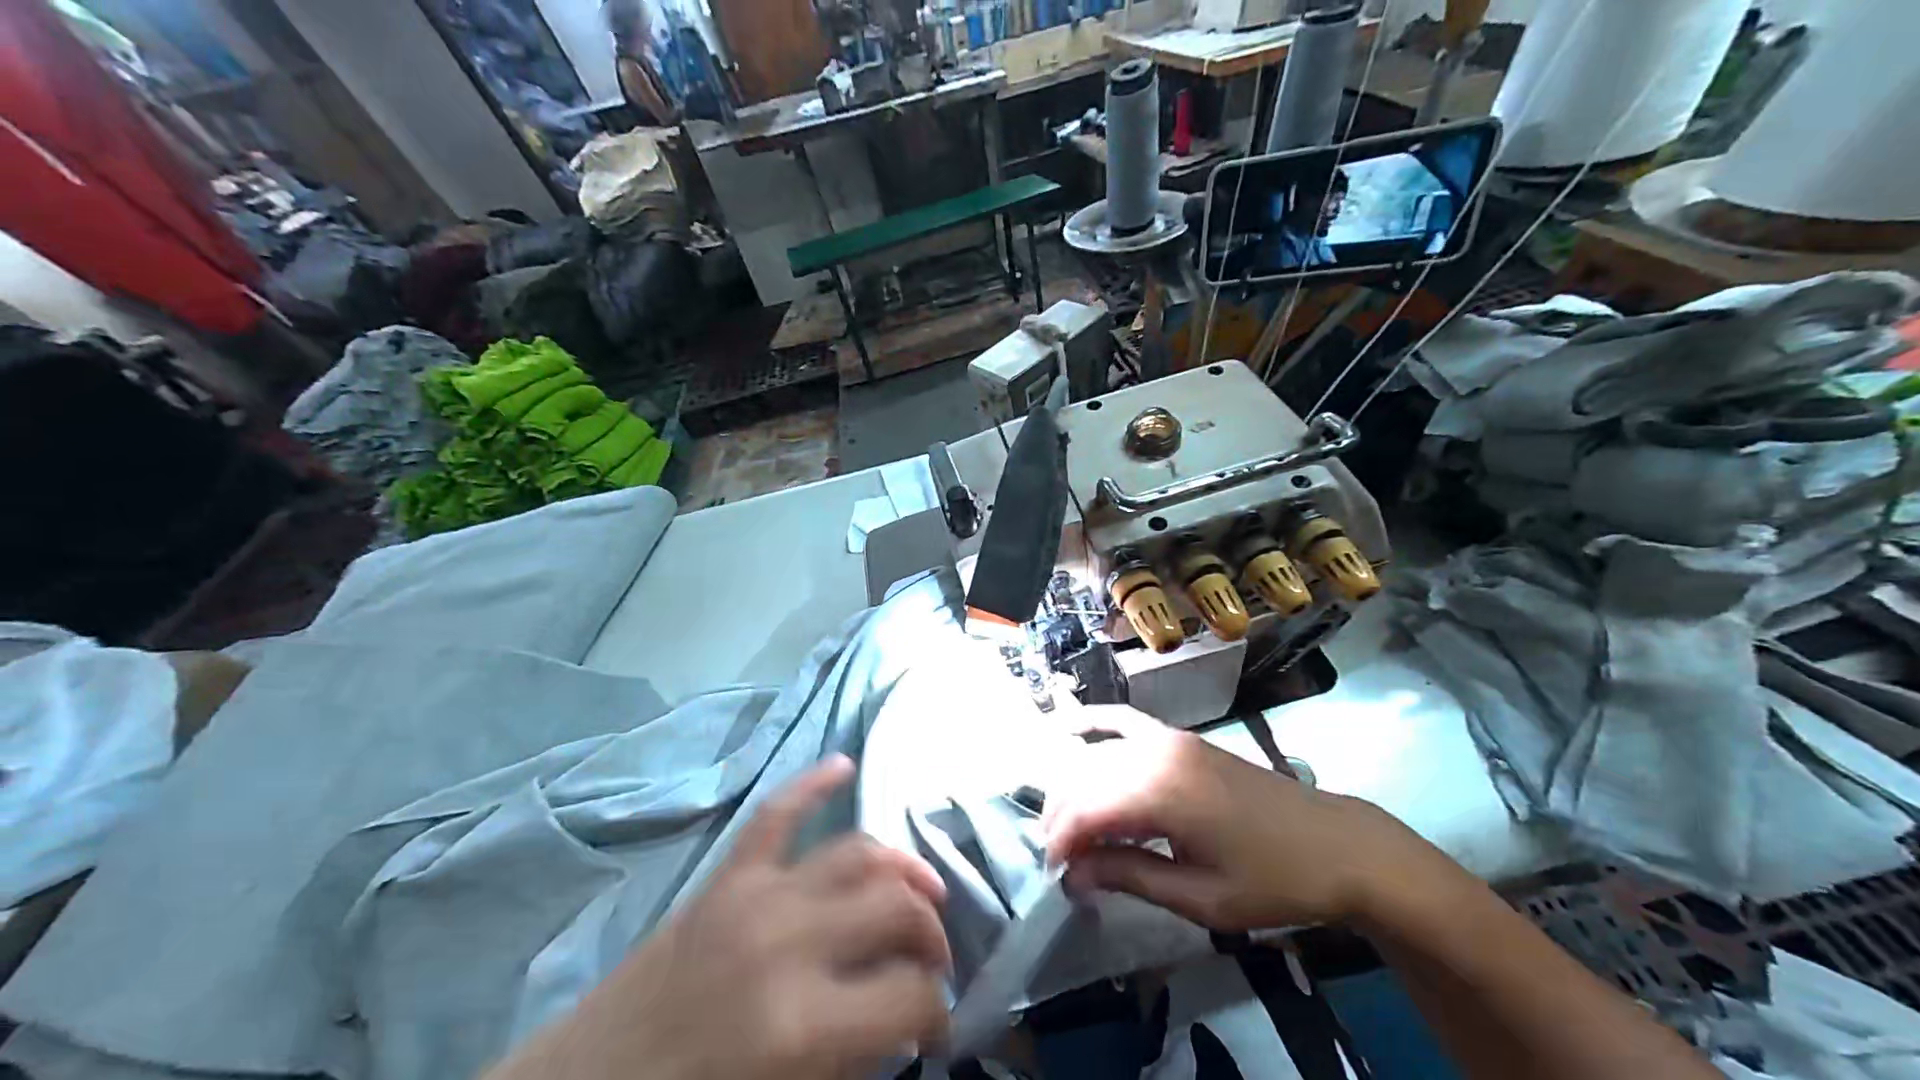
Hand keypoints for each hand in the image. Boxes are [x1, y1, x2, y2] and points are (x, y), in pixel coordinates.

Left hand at [488, 756, 951, 1079]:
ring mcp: (754, 897)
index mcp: (803, 1024)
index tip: (936, 1024)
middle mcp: (789, 942)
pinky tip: (843, 766)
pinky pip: (774, 815)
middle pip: (894, 907)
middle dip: (930, 934)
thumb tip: (904, 1020)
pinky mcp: (723, 879)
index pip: (910, 995)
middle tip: (932, 961)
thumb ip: (854, 1057)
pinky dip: (811, 785)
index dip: (937, 1010)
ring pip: (854, 853)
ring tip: (918, 891)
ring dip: (899, 867)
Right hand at [1042, 707, 1438, 931]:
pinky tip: (1070, 730)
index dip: (1063, 842)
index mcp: (1163, 793)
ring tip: (1071, 828)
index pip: (1087, 809)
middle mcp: (1158, 754)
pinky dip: (1096, 725)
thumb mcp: (1202, 898)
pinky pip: (1126, 721)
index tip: (1057, 877)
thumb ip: (1131, 876)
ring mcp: (1170, 739)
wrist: (1339, 847)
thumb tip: (1076, 873)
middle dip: (1064, 818)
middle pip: (1086, 779)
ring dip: (1076, 787)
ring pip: (1099, 754)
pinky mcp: (1181, 738)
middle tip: (1064, 861)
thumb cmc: (1275, 881)